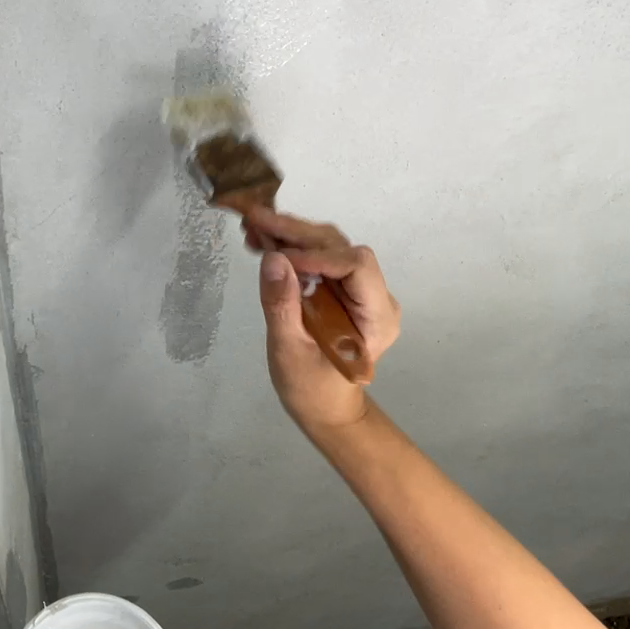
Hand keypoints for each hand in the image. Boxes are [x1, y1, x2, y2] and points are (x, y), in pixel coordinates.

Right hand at [244, 207, 400, 434]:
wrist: (324, 408)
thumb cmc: (311, 389)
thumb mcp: (289, 351)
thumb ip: (283, 304)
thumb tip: (273, 258)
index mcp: (376, 316)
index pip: (356, 265)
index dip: (317, 255)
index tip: (277, 254)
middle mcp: (375, 296)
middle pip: (341, 247)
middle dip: (298, 233)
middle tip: (255, 220)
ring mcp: (360, 290)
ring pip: (330, 245)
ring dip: (291, 234)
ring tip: (253, 227)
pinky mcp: (342, 288)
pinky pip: (320, 257)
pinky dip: (291, 246)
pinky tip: (263, 240)